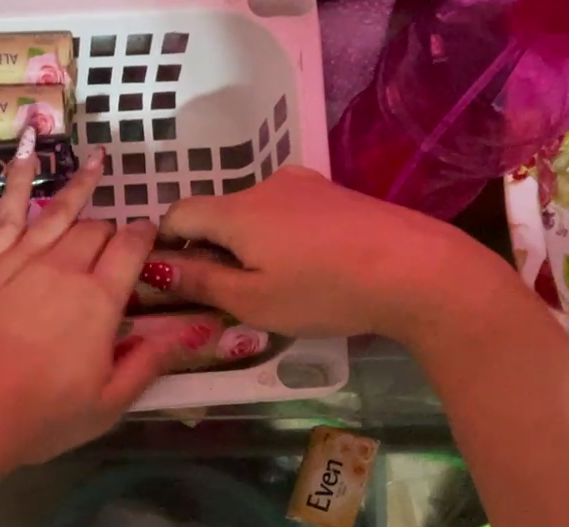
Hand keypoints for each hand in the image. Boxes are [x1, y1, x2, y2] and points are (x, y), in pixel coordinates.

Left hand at [0, 131, 180, 475]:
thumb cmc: (42, 419)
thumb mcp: (108, 404)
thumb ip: (151, 362)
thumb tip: (198, 330)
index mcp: (99, 301)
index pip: (132, 250)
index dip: (146, 238)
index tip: (151, 237)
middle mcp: (63, 269)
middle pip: (97, 232)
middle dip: (114, 231)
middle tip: (119, 243)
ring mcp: (20, 263)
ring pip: (59, 215)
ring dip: (82, 189)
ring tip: (100, 165)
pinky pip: (6, 214)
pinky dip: (18, 180)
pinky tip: (28, 151)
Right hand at [144, 166, 515, 343]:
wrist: (413, 270)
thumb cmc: (322, 292)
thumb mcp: (251, 300)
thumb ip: (200, 282)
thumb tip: (156, 267)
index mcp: (236, 210)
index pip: (178, 213)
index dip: (165, 246)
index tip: (174, 283)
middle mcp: (265, 185)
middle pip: (215, 214)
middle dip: (206, 251)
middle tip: (221, 298)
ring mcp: (303, 186)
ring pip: (251, 216)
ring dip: (242, 248)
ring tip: (265, 289)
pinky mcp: (331, 195)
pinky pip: (283, 215)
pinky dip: (274, 241)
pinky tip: (299, 271)